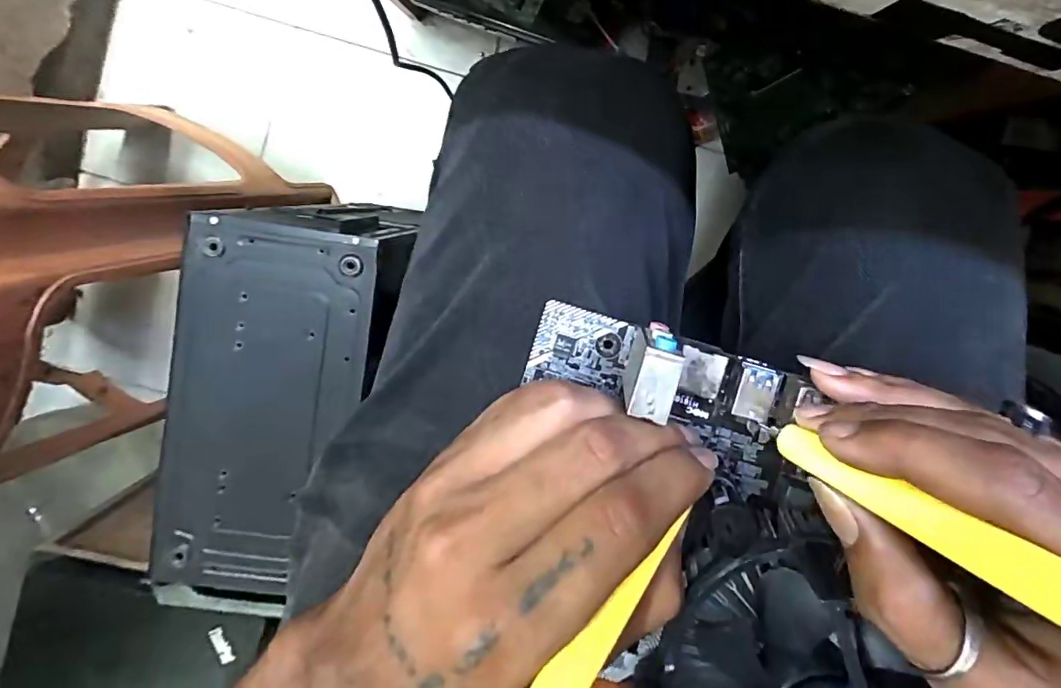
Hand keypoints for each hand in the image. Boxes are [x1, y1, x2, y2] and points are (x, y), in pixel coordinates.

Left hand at [247, 381, 715, 687]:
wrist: (358, 670)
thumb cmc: (466, 687)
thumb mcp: (555, 680)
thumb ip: (629, 610)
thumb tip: (674, 531)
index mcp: (505, 625)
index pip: (615, 523)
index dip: (674, 483)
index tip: (701, 468)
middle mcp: (472, 546)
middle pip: (595, 457)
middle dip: (657, 442)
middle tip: (681, 448)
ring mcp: (450, 492)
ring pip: (563, 415)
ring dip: (620, 415)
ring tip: (638, 437)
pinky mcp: (441, 461)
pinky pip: (525, 402)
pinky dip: (575, 401)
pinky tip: (591, 420)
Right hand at [793, 360, 1060, 685]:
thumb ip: (909, 600)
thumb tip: (837, 494)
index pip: (1015, 489)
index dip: (914, 450)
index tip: (830, 436)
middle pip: (1010, 446)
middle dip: (900, 418)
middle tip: (819, 401)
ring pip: (1014, 433)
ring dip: (919, 408)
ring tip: (842, 386)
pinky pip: (1031, 444)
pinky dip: (958, 425)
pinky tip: (904, 403)